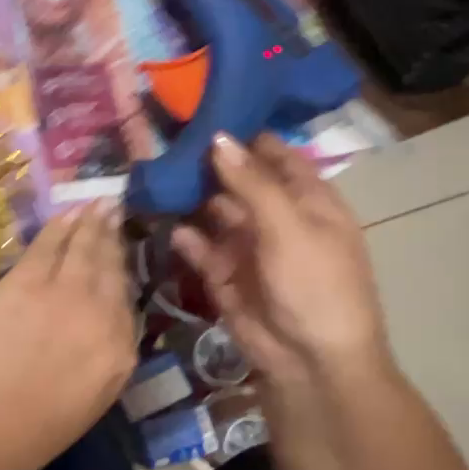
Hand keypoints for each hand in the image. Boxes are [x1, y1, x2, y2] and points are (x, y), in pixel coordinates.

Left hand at [0, 199, 136, 469]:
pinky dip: (61, 226)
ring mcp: (69, 294)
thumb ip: (95, 368)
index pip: (126, 311)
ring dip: (92, 223)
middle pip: (112, 272)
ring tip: (97, 204)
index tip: (120, 263)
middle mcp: (103, 318)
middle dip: (113, 239)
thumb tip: (90, 344)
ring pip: (86, 250)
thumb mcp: (81, 406)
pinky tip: (67, 214)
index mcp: (120, 360)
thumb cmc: (26, 431)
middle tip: (114, 213)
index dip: (121, 281)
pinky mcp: (30, 280)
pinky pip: (51, 245)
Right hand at [170, 133, 391, 387]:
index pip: (276, 156)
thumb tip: (218, 138)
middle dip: (206, 162)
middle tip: (163, 137)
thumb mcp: (289, 227)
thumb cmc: (316, 286)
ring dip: (189, 195)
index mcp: (308, 200)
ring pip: (213, 210)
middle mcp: (276, 217)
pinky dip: (183, 235)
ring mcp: (247, 245)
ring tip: (153, 173)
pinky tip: (164, 221)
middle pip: (237, 180)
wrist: (309, 360)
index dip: (246, 135)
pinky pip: (198, 246)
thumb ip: (252, 184)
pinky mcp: (222, 273)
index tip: (205, 110)